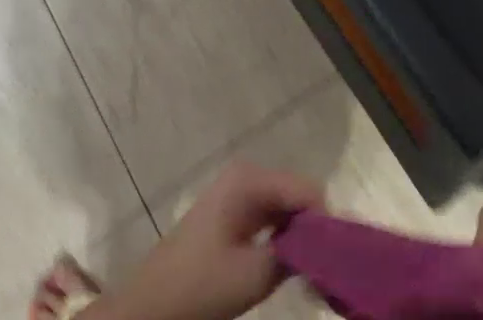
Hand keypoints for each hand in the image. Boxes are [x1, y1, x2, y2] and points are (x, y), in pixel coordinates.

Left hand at [123, 162, 323, 319]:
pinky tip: (293, 265)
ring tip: (312, 269)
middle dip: (316, 228)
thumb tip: (334, 245)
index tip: (336, 258)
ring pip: (290, 208)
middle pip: (301, 195)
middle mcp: (248, 175)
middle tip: (325, 267)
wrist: (145, 311)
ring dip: (303, 236)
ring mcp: (240, 193)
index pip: (309, 191)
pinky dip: (287, 239)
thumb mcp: (256, 274)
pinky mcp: (236, 213)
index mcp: (250, 179)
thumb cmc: (198, 288)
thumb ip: (300, 253)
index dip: (326, 223)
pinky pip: (275, 218)